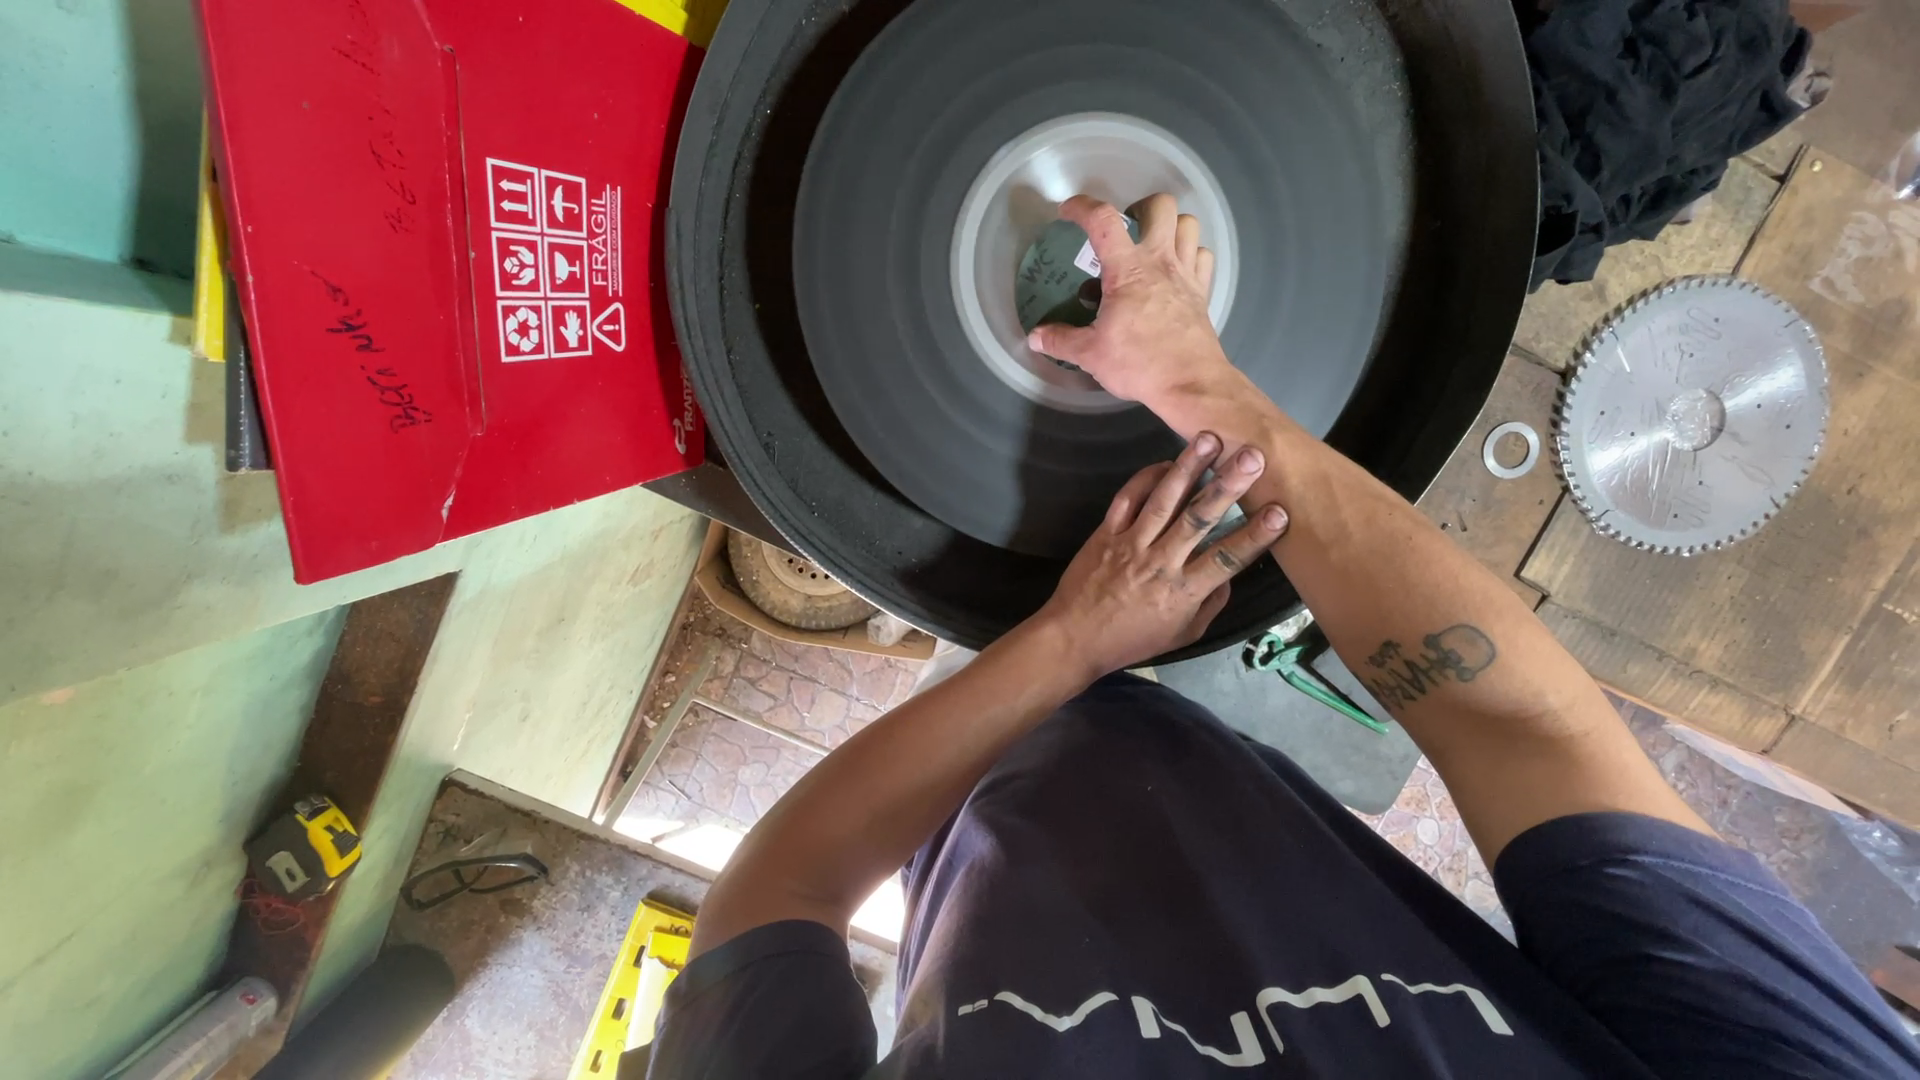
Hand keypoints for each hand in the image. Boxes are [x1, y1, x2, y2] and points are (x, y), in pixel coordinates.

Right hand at [1025, 194, 1234, 405]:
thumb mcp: (1091, 354)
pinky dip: (1191, 253)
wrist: (1190, 384)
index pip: (1103, 221)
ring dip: (1170, 226)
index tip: (1068, 211)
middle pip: (1160, 206)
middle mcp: (1161, 262)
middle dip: (1140, 208)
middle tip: (1125, 230)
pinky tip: (1176, 269)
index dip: (1082, 207)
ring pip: (1188, 224)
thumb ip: (1061, 340)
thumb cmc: (1139, 364)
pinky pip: (1202, 255)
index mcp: (1128, 270)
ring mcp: (1187, 274)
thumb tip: (1036, 336)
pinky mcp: (1203, 292)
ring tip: (1152, 245)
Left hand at [1028, 432, 1289, 683]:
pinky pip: (1127, 498)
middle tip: (1251, 457)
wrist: (1074, 637)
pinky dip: (1145, 477)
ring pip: (1163, 499)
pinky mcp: (1105, 532)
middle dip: (1227, 486)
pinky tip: (1165, 461)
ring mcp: (1130, 543)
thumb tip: (1229, 574)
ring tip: (1208, 439)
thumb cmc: (1133, 639)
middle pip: (1198, 518)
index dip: (1255, 535)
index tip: (1280, 512)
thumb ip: (1211, 604)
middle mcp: (1159, 562)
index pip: (1226, 558)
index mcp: (1183, 591)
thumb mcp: (1183, 634)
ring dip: (1187, 467)